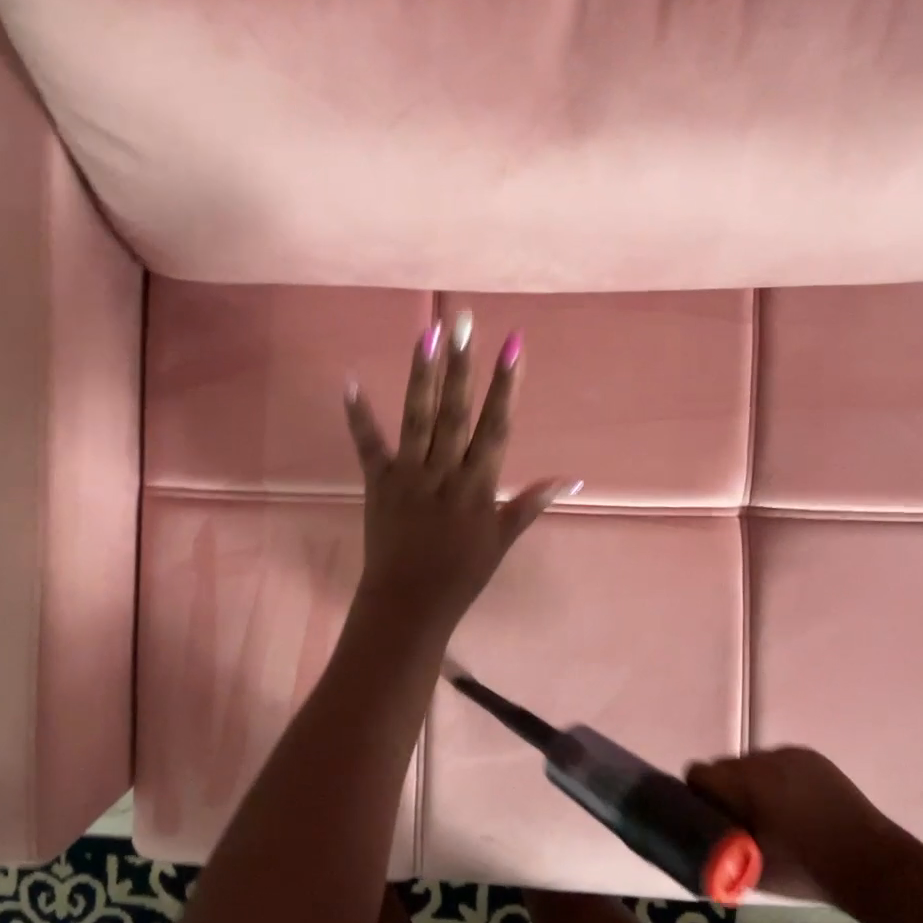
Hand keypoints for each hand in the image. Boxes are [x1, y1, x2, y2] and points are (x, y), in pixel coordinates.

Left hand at [343, 310, 579, 637]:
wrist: (409, 603)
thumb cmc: (462, 574)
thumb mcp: (502, 540)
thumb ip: (531, 503)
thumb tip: (572, 479)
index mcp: (479, 485)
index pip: (497, 425)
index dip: (507, 384)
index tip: (514, 344)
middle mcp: (445, 472)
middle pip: (455, 411)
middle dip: (462, 364)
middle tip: (464, 319)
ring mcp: (408, 475)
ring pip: (417, 417)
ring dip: (422, 374)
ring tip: (428, 332)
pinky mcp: (377, 482)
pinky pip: (367, 444)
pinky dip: (358, 414)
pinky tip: (351, 380)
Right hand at [684, 747, 904, 905]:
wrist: (870, 865)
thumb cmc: (803, 869)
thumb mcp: (748, 867)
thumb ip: (716, 845)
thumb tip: (700, 840)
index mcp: (740, 782)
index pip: (697, 773)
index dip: (700, 796)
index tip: (715, 819)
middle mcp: (759, 759)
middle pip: (724, 767)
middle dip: (729, 790)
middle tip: (746, 821)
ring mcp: (788, 754)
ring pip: (752, 763)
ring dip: (754, 783)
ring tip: (776, 814)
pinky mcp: (811, 757)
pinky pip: (780, 762)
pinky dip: (780, 778)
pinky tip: (797, 804)